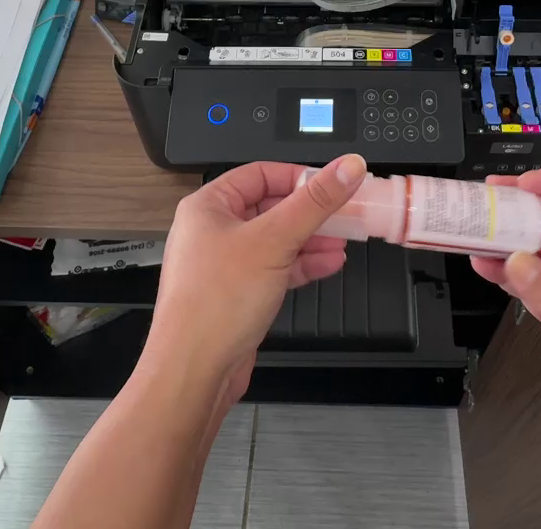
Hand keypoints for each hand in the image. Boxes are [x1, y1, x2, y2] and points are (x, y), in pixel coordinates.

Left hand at [141, 154, 367, 404]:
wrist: (193, 372)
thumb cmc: (212, 306)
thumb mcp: (274, 240)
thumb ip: (315, 202)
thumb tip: (347, 168)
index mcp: (209, 206)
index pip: (261, 174)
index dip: (298, 176)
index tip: (332, 182)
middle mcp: (213, 231)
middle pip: (271, 206)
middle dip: (311, 211)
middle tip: (344, 210)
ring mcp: (225, 263)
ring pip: (277, 238)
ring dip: (311, 238)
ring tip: (344, 238)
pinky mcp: (238, 292)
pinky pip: (276, 267)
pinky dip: (303, 263)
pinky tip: (329, 263)